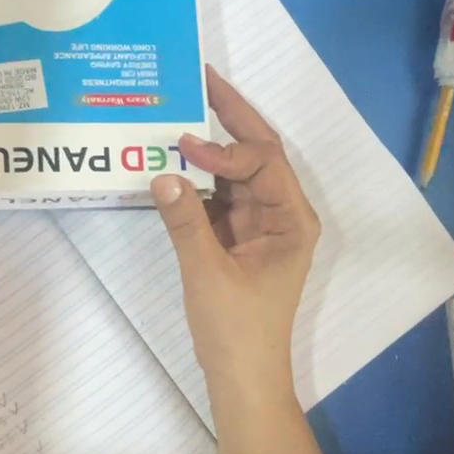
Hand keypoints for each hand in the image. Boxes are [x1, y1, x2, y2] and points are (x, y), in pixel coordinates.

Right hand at [152, 66, 319, 397]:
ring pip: (236, 171)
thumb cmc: (237, 329)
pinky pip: (217, 196)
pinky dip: (197, 178)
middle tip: (201, 78)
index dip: (226, 150)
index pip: (262, 164)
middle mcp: (280, 213)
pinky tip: (172, 161)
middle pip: (257, 154)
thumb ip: (185, 222)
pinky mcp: (235, 237)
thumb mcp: (208, 274)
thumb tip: (162, 173)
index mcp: (291, 220)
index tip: (185, 146)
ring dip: (211, 145)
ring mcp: (257, 224)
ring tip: (182, 108)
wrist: (242, 375)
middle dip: (231, 117)